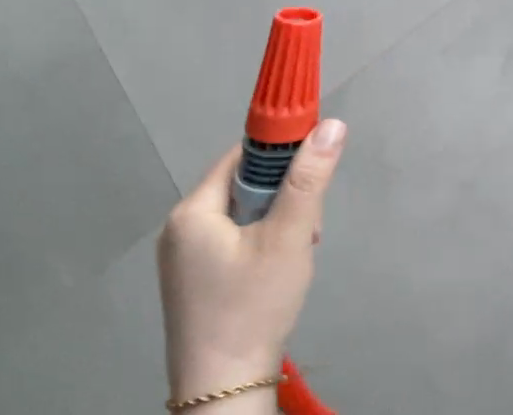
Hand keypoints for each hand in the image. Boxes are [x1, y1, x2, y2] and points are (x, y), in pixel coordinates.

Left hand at [158, 119, 346, 402]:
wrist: (223, 388)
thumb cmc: (253, 304)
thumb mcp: (290, 236)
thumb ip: (309, 179)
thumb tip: (332, 124)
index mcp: (192, 212)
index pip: (241, 156)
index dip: (281, 155)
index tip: (313, 173)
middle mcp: (180, 229)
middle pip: (244, 186)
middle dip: (285, 198)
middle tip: (308, 228)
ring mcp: (184, 259)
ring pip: (244, 215)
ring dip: (279, 223)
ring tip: (297, 252)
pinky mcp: (195, 281)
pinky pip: (236, 240)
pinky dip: (264, 244)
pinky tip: (279, 270)